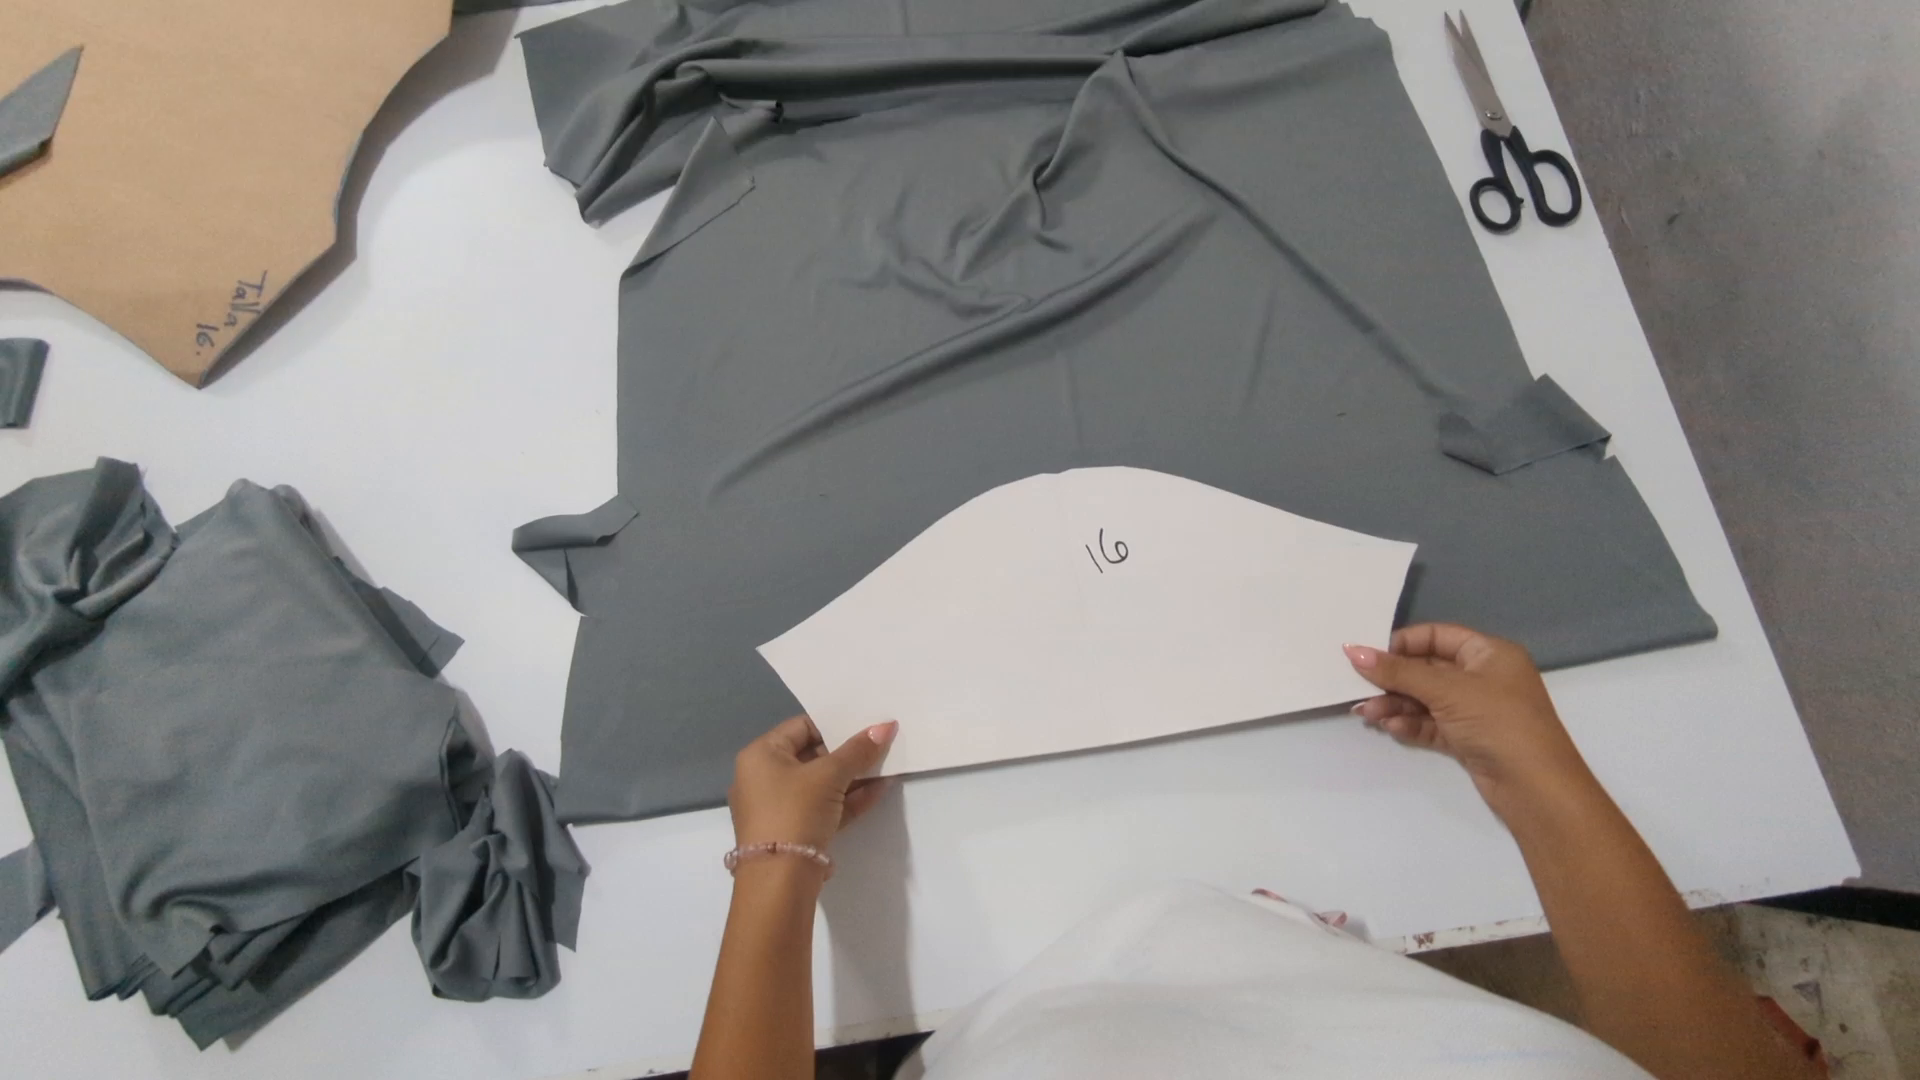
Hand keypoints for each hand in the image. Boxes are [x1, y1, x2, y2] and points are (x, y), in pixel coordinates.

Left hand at [729, 715, 897, 851]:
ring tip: (886, 765)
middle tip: (879, 743)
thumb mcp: (829, 775)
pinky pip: (823, 806)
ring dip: (853, 776)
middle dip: (848, 752)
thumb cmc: (795, 811)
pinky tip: (879, 790)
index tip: (864, 723)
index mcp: (761, 755)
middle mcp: (764, 778)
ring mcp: (778, 807)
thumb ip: (859, 750)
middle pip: (812, 755)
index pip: (801, 726)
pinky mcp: (794, 832)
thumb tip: (886, 726)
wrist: (779, 882)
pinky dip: (848, 799)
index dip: (835, 724)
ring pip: (821, 784)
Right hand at [1344, 624, 1594, 816]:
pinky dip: (1408, 723)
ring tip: (1368, 714)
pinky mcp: (1466, 737)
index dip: (1401, 643)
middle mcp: (1482, 677)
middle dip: (1391, 680)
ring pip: (1423, 698)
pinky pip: (1429, 722)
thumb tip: (1353, 651)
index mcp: (1488, 654)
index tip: (1369, 656)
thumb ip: (1397, 671)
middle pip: (1425, 669)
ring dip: (1394, 704)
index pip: (1436, 636)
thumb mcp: (1446, 691)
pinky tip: (1390, 728)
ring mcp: (1474, 709)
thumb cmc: (1498, 723)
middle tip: (1359, 688)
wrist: (1537, 789)